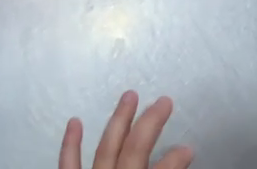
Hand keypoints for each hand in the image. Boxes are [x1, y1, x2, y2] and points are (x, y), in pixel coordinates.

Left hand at [60, 91, 192, 168]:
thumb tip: (178, 158)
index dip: (176, 159)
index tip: (188, 147)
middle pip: (135, 149)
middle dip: (151, 123)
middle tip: (165, 100)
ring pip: (106, 148)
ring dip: (119, 120)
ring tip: (130, 94)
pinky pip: (68, 164)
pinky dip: (70, 144)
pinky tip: (75, 122)